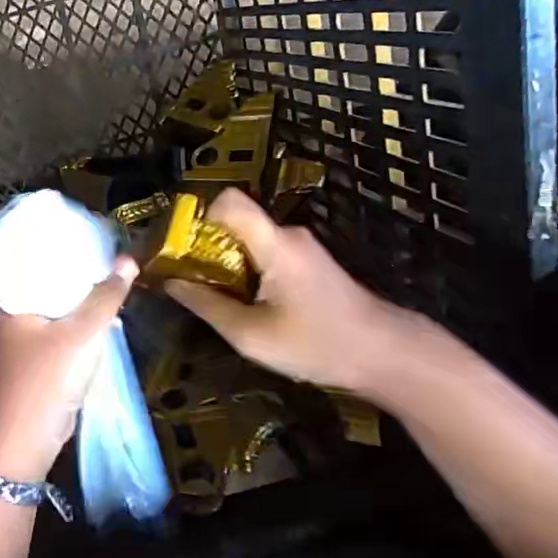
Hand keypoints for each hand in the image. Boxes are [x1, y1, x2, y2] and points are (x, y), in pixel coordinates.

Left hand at [0, 257, 137, 482]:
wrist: (28, 438)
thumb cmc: (46, 378)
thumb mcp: (80, 334)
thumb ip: (104, 297)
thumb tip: (128, 261)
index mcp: (10, 299)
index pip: (30, 257)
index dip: (58, 245)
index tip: (87, 231)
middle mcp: (14, 311)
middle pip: (47, 280)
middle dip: (77, 270)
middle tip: (108, 250)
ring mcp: (27, 334)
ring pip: (58, 304)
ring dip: (83, 295)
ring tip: (112, 274)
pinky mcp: (42, 354)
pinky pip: (64, 325)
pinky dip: (82, 317)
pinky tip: (105, 310)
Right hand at [163, 188, 428, 394]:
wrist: (389, 357)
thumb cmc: (319, 345)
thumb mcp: (251, 335)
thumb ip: (205, 304)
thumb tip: (168, 283)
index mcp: (274, 243)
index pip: (228, 201)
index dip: (198, 215)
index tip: (180, 248)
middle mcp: (287, 234)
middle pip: (232, 221)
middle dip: (203, 246)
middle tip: (186, 279)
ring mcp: (299, 247)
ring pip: (245, 239)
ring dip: (223, 261)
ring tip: (211, 295)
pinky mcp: (306, 261)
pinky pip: (261, 252)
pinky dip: (243, 269)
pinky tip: (244, 302)